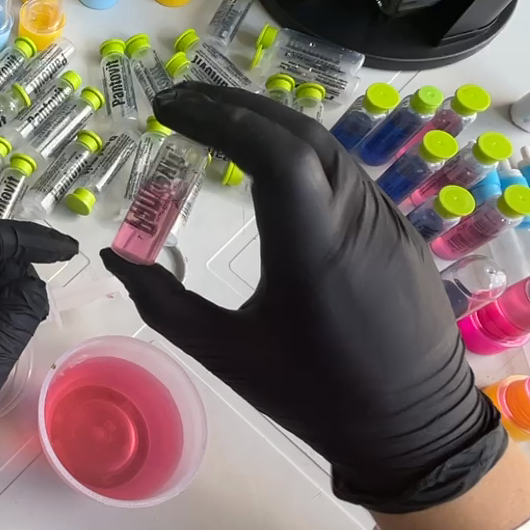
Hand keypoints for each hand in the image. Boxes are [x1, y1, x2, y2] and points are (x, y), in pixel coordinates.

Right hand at [99, 83, 504, 512]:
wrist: (417, 430)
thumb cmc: (313, 395)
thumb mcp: (223, 353)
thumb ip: (161, 301)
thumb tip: (112, 255)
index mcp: (311, 249)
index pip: (272, 154)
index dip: (216, 118)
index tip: (166, 109)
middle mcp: (355, 219)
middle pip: (298, 133)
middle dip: (233, 105)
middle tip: (178, 99)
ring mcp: (385, 220)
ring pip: (325, 145)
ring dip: (265, 120)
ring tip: (212, 116)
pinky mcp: (398, 229)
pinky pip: (343, 169)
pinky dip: (295, 146)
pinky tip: (265, 156)